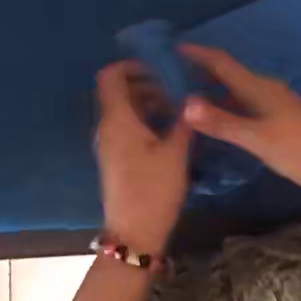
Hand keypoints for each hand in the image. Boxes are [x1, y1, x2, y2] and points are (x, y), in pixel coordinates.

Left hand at [93, 61, 191, 253]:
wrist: (134, 235)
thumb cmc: (153, 190)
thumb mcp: (175, 153)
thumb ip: (183, 121)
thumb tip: (193, 98)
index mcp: (117, 119)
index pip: (111, 76)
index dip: (131, 65)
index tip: (159, 68)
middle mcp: (108, 127)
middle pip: (120, 91)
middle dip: (147, 83)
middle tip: (177, 88)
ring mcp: (110, 143)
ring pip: (125, 109)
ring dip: (149, 102)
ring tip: (179, 107)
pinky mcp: (117, 158)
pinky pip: (127, 126)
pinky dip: (145, 119)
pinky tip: (171, 128)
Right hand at [178, 45, 300, 196]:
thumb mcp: (257, 139)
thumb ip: (221, 122)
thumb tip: (185, 103)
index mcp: (258, 88)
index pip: (222, 62)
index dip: (198, 53)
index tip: (173, 47)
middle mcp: (266, 88)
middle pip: (229, 73)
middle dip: (202, 70)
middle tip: (173, 75)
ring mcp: (277, 102)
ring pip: (239, 89)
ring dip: (215, 89)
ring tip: (190, 96)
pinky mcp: (283, 117)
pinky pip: (248, 102)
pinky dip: (229, 104)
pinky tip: (222, 119)